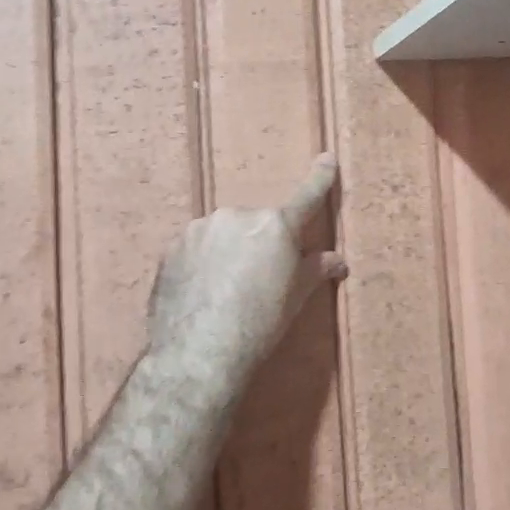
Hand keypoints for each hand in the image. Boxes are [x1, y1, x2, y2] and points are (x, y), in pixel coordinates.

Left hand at [147, 153, 346, 369]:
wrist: (198, 351)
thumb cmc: (259, 324)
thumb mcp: (295, 299)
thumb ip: (315, 271)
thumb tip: (338, 261)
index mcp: (275, 225)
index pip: (306, 197)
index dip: (319, 178)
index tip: (326, 158)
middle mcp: (237, 216)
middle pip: (257, 223)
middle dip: (260, 243)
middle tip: (260, 278)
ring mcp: (200, 228)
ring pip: (224, 234)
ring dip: (229, 251)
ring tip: (225, 291)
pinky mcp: (172, 248)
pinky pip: (197, 249)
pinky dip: (203, 263)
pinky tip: (202, 293)